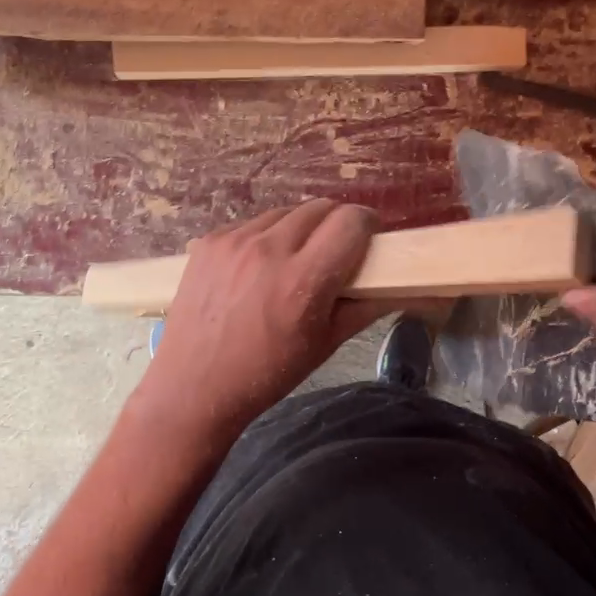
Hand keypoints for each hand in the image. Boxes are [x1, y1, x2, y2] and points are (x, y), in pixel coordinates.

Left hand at [132, 200, 396, 437]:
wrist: (193, 387)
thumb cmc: (267, 373)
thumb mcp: (325, 344)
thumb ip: (366, 307)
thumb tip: (402, 286)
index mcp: (304, 279)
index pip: (351, 221)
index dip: (367, 226)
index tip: (368, 241)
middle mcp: (269, 249)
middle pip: (321, 208)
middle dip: (336, 224)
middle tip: (335, 253)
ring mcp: (234, 241)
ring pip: (286, 213)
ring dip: (300, 229)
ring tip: (294, 262)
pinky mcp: (209, 242)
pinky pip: (252, 224)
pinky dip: (265, 238)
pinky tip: (259, 269)